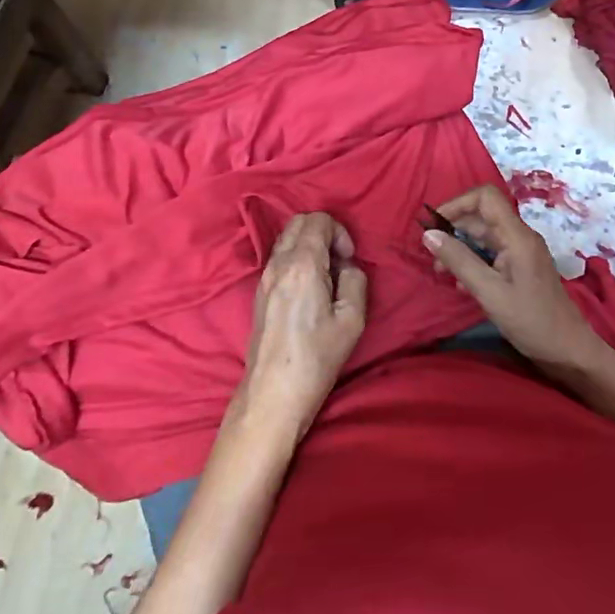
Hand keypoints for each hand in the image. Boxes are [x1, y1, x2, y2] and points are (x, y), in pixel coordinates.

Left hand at [232, 213, 368, 439]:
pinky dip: (297, 258)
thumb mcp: (353, 318)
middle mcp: (278, 264)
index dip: (340, 232)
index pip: (318, 220)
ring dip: (309, 244)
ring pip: (286, 238)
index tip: (349, 258)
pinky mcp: (259, 292)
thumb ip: (355, 280)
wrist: (273, 393)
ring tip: (326, 275)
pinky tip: (310, 288)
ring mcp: (264, 277)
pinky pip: (279, 257)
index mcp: (302, 265)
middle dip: (323, 231)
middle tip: (339, 260)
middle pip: (298, 222)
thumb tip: (345, 268)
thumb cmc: (317, 357)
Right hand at [423, 185, 607, 369]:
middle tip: (432, 255)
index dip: (457, 203)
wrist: (568, 349)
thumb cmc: (531, 320)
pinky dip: (473, 262)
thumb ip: (459, 261)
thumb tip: (428, 235)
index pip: (485, 197)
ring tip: (441, 272)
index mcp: (517, 235)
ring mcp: (522, 252)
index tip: (435, 225)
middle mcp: (520, 237)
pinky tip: (461, 284)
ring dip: (460, 249)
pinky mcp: (520, 268)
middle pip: (482, 217)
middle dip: (454, 230)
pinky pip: (492, 254)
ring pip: (484, 237)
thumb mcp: (489, 292)